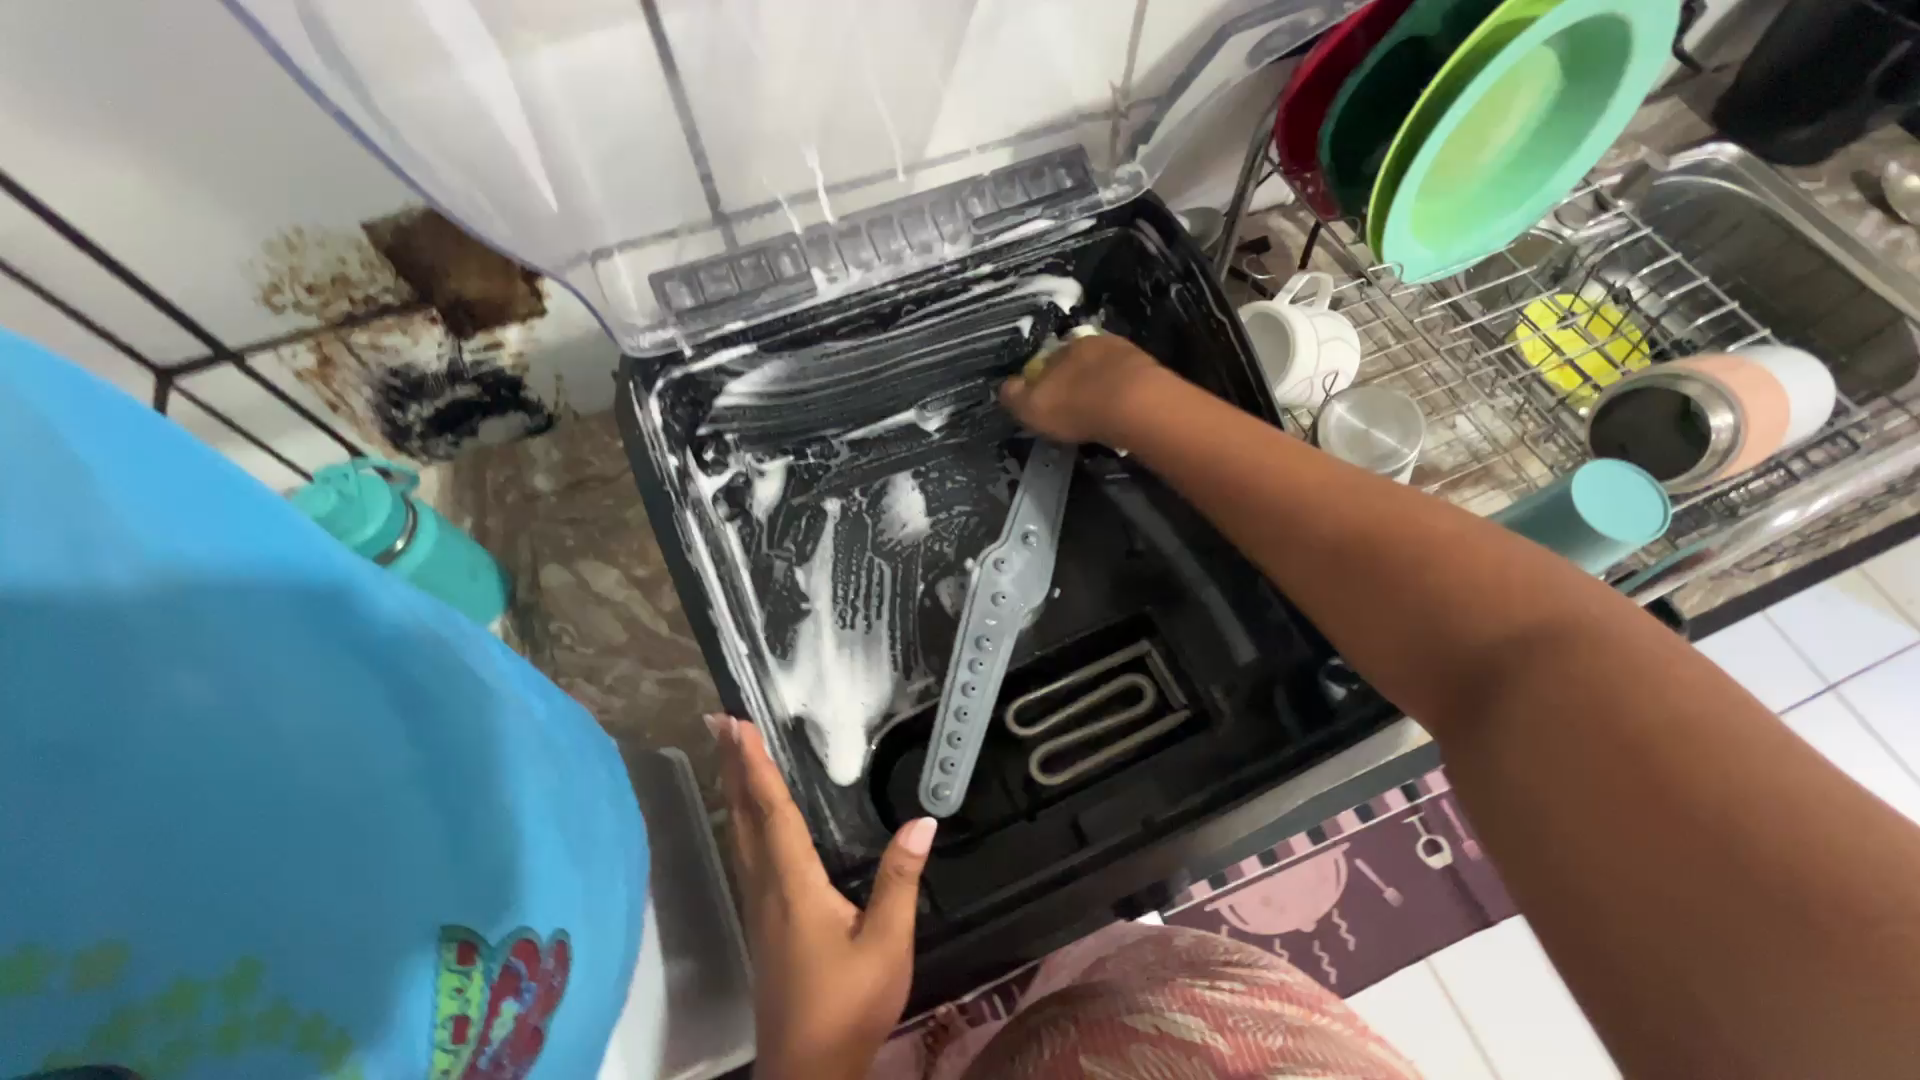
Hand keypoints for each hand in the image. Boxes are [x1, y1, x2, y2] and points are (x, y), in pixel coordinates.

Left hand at [710, 713, 936, 1079]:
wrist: (808, 1070)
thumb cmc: (849, 1005)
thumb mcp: (887, 944)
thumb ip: (901, 881)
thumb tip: (922, 821)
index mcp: (793, 885)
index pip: (772, 812)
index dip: (756, 766)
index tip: (738, 724)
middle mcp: (765, 888)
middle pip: (744, 815)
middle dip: (731, 765)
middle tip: (718, 721)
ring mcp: (758, 907)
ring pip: (740, 833)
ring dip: (735, 788)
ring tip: (730, 754)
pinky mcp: (761, 922)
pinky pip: (747, 852)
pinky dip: (744, 818)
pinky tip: (752, 818)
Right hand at [998, 332, 1167, 444]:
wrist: (1135, 405)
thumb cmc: (1076, 406)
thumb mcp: (1031, 408)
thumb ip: (1015, 396)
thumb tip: (1005, 387)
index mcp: (1062, 347)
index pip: (1048, 359)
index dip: (1045, 379)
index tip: (1048, 399)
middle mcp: (1093, 341)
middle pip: (1080, 361)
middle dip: (1077, 379)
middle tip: (1077, 406)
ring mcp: (1125, 353)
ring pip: (1107, 369)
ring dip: (1103, 385)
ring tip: (1102, 411)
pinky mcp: (1151, 369)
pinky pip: (1130, 381)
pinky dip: (1125, 394)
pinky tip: (1123, 411)